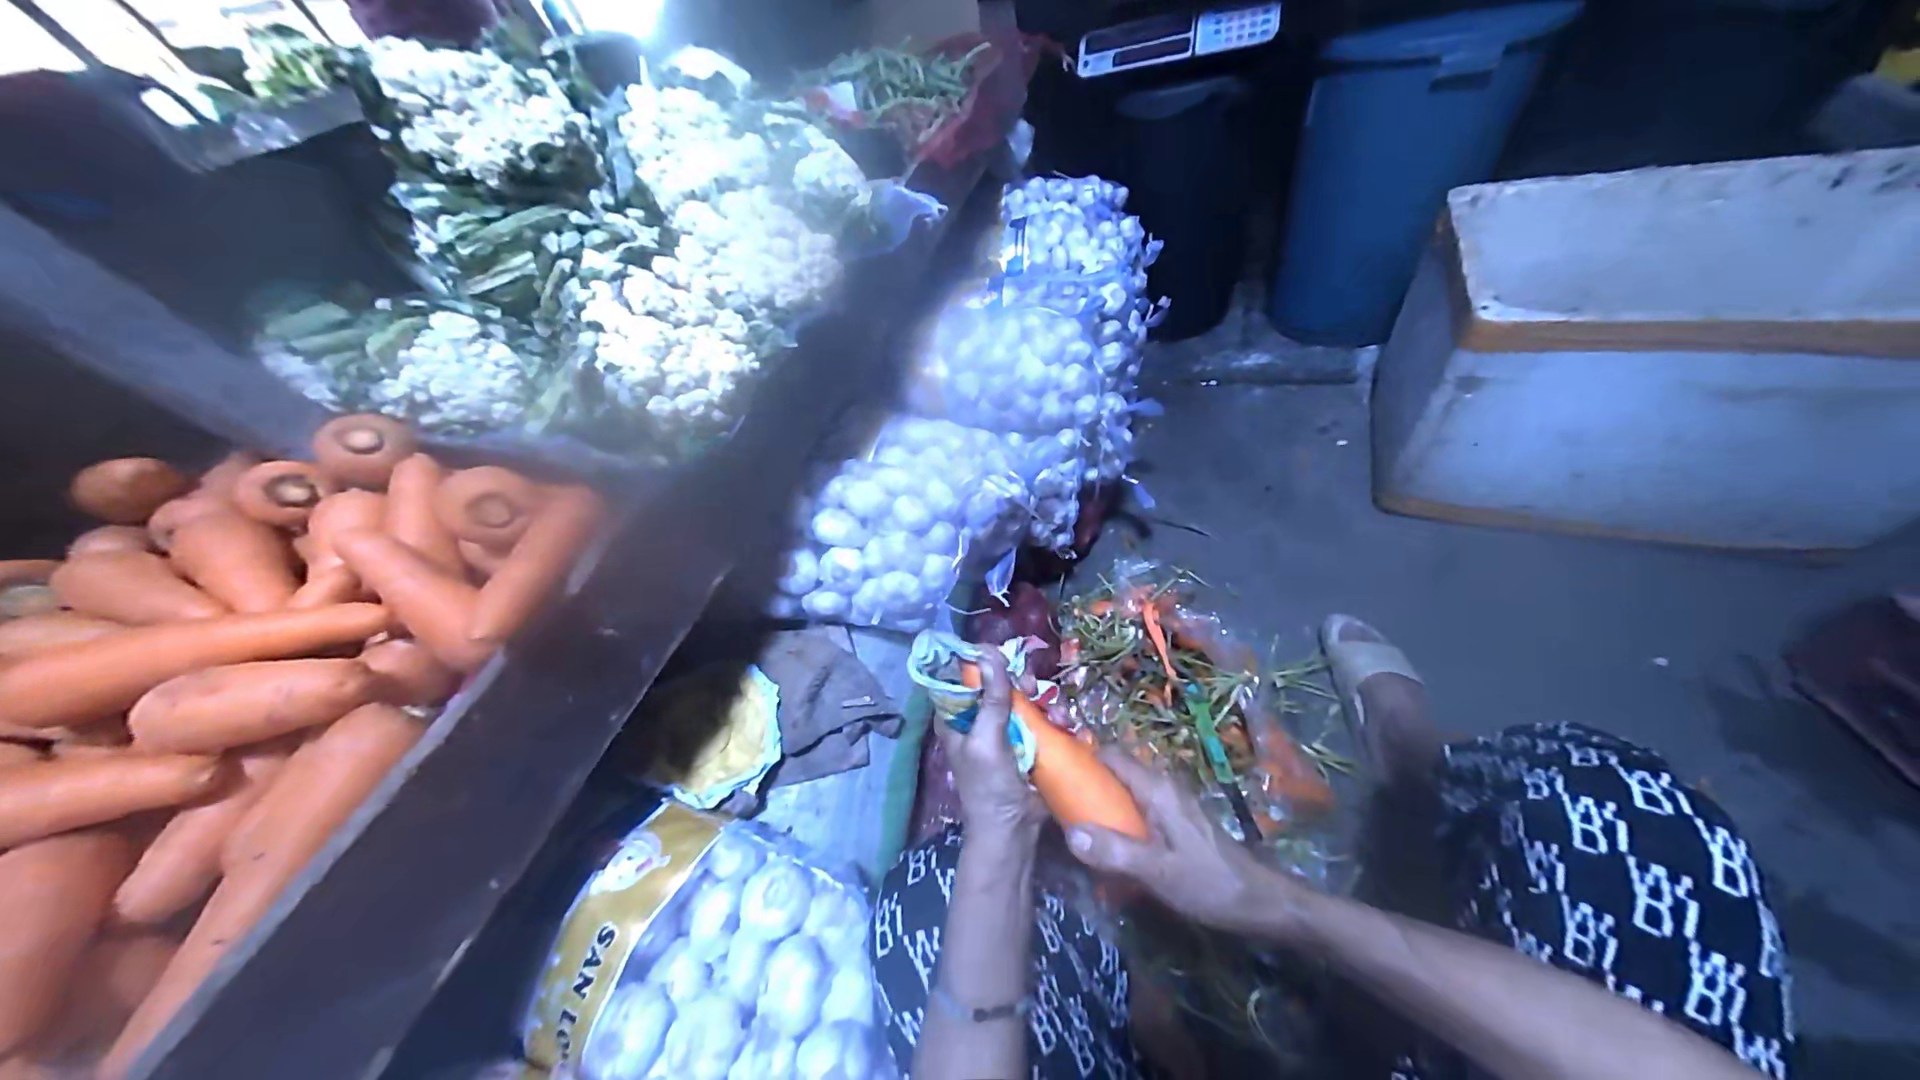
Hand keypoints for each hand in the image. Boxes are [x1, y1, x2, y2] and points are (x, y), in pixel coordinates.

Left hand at [938, 647, 1045, 841]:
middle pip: (998, 683)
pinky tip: (1065, 724)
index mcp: (956, 717)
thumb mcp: (987, 740)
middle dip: (1018, 682)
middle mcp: (977, 719)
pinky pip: (1041, 717)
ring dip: (1042, 700)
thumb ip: (992, 698)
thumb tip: (990, 653)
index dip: (983, 663)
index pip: (964, 677)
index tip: (1003, 657)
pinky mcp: (1027, 740)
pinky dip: (1053, 717)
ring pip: (1023, 698)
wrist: (1014, 830)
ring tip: (1055, 712)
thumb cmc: (989, 787)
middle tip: (1031, 687)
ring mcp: (1004, 729)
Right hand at [1066, 749, 1312, 940]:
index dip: (1079, 755)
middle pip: (1114, 767)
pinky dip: (1115, 810)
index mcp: (1156, 788)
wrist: (1260, 902)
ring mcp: (1169, 800)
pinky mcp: (1174, 817)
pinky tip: (1105, 835)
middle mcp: (1161, 785)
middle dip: (1085, 776)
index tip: (1050, 767)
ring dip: (1099, 795)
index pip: (1109, 754)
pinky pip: (1135, 802)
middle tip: (1054, 796)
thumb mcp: (1158, 872)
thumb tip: (1070, 832)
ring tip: (1071, 814)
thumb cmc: (1209, 883)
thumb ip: (1115, 852)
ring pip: (1124, 785)